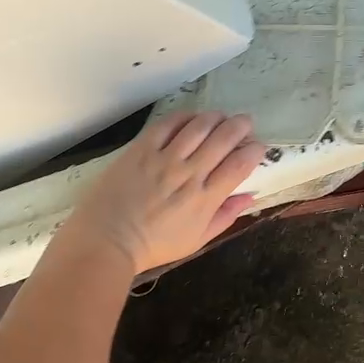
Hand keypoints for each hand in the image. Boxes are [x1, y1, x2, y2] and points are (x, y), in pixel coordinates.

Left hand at [55, 111, 265, 277]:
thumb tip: (250, 197)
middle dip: (240, 126)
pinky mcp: (141, 149)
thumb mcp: (196, 240)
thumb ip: (225, 217)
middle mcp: (189, 174)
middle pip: (223, 139)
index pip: (239, 165)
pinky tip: (192, 116)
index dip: (254, 151)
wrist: (105, 240)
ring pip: (199, 127)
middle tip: (245, 122)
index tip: (258, 146)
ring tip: (221, 116)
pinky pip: (167, 125)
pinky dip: (184, 117)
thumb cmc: (152, 246)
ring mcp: (164, 159)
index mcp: (205, 199)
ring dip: (215, 117)